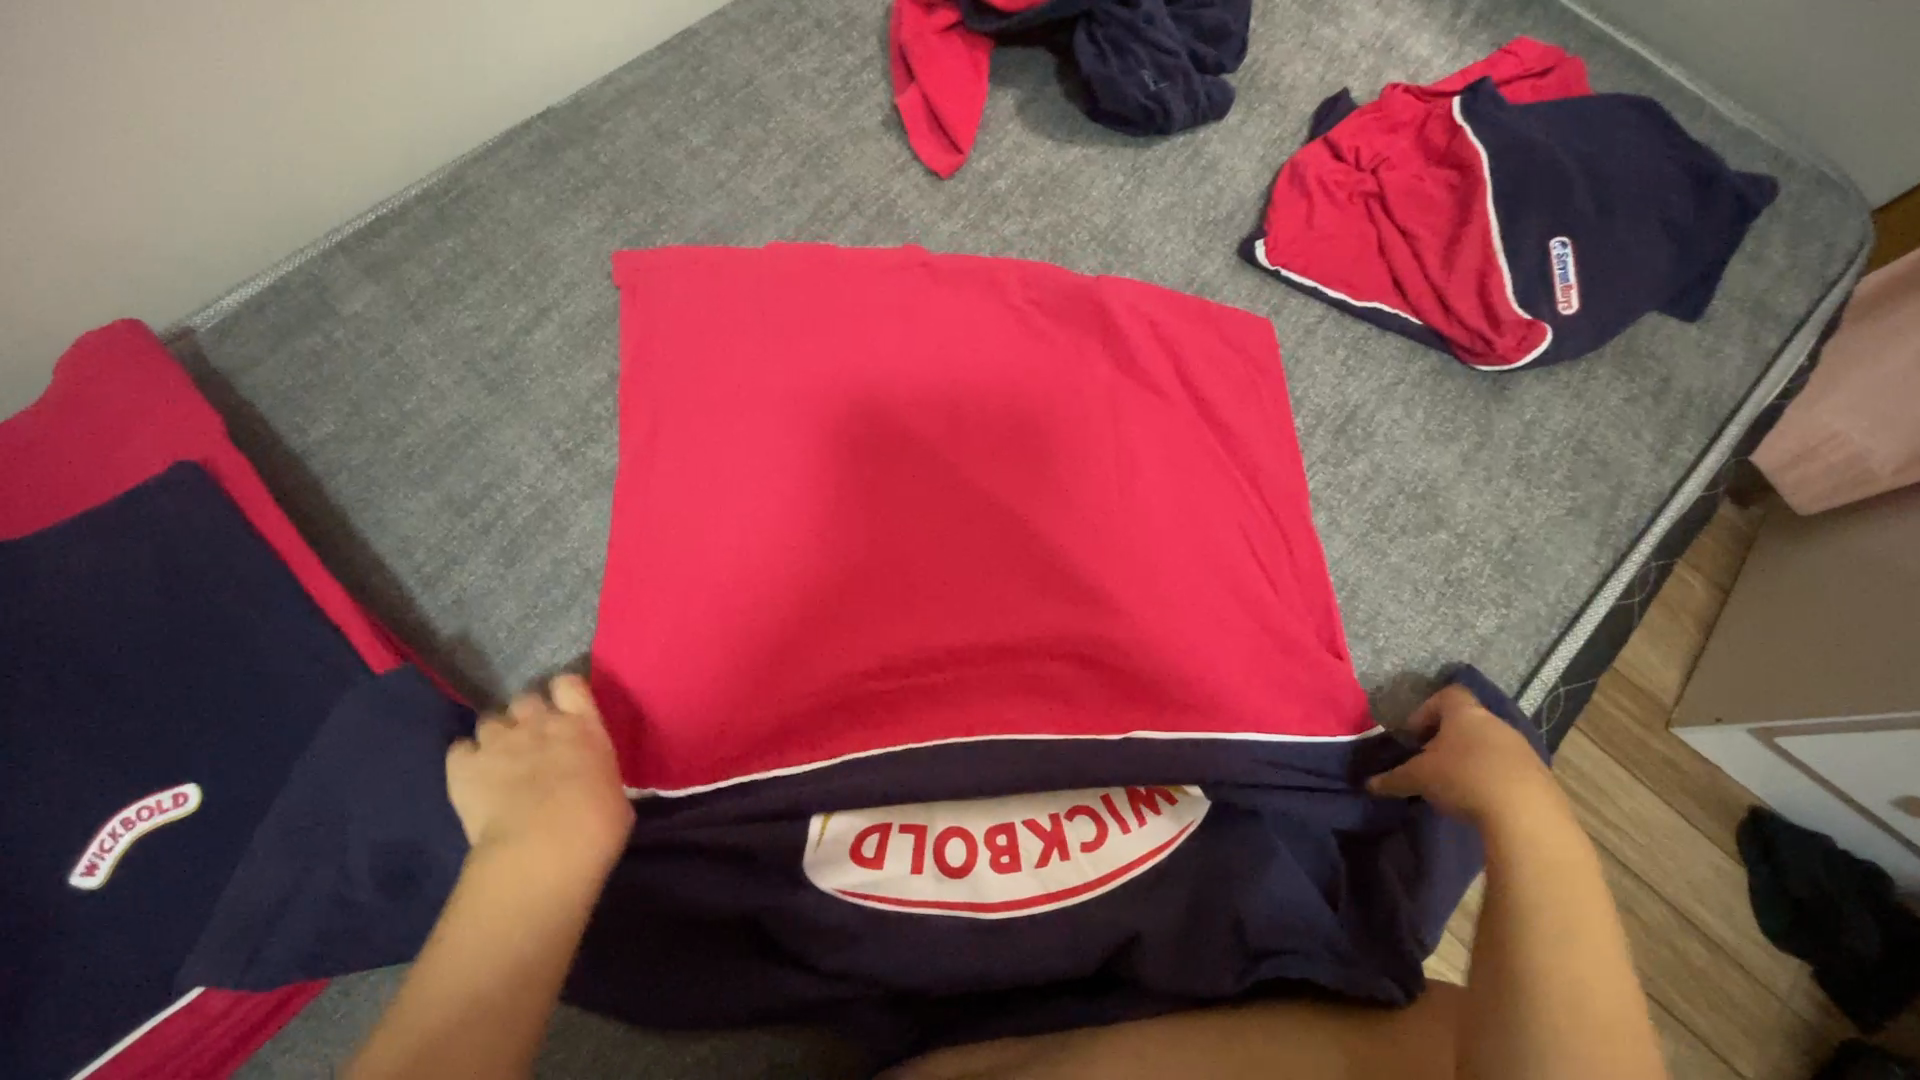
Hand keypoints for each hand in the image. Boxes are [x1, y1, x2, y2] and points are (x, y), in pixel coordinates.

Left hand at [446, 675, 634, 875]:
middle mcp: (540, 723)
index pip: (569, 685)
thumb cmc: (596, 825)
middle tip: (530, 741)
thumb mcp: (614, 794)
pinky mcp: (464, 766)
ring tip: (497, 761)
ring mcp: (499, 741)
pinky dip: (465, 759)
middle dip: (526, 716)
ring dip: (494, 737)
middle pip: (525, 698)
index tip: (564, 709)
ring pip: (489, 720)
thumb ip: (597, 775)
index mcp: (583, 727)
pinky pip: (458, 749)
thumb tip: (592, 783)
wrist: (544, 850)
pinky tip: (472, 776)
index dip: (563, 694)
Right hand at [1367, 684, 1562, 827]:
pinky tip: (1481, 800)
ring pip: (1489, 745)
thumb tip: (1369, 784)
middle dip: (1447, 738)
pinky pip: (1509, 768)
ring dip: (1471, 758)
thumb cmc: (1462, 778)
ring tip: (1455, 784)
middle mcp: (1496, 723)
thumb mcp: (1418, 779)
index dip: (1427, 710)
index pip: (1447, 694)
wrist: (1526, 815)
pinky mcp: (1540, 775)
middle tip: (1430, 762)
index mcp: (1465, 714)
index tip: (1415, 735)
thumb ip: (1392, 779)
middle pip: (1468, 721)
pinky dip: (1492, 777)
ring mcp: (1522, 749)